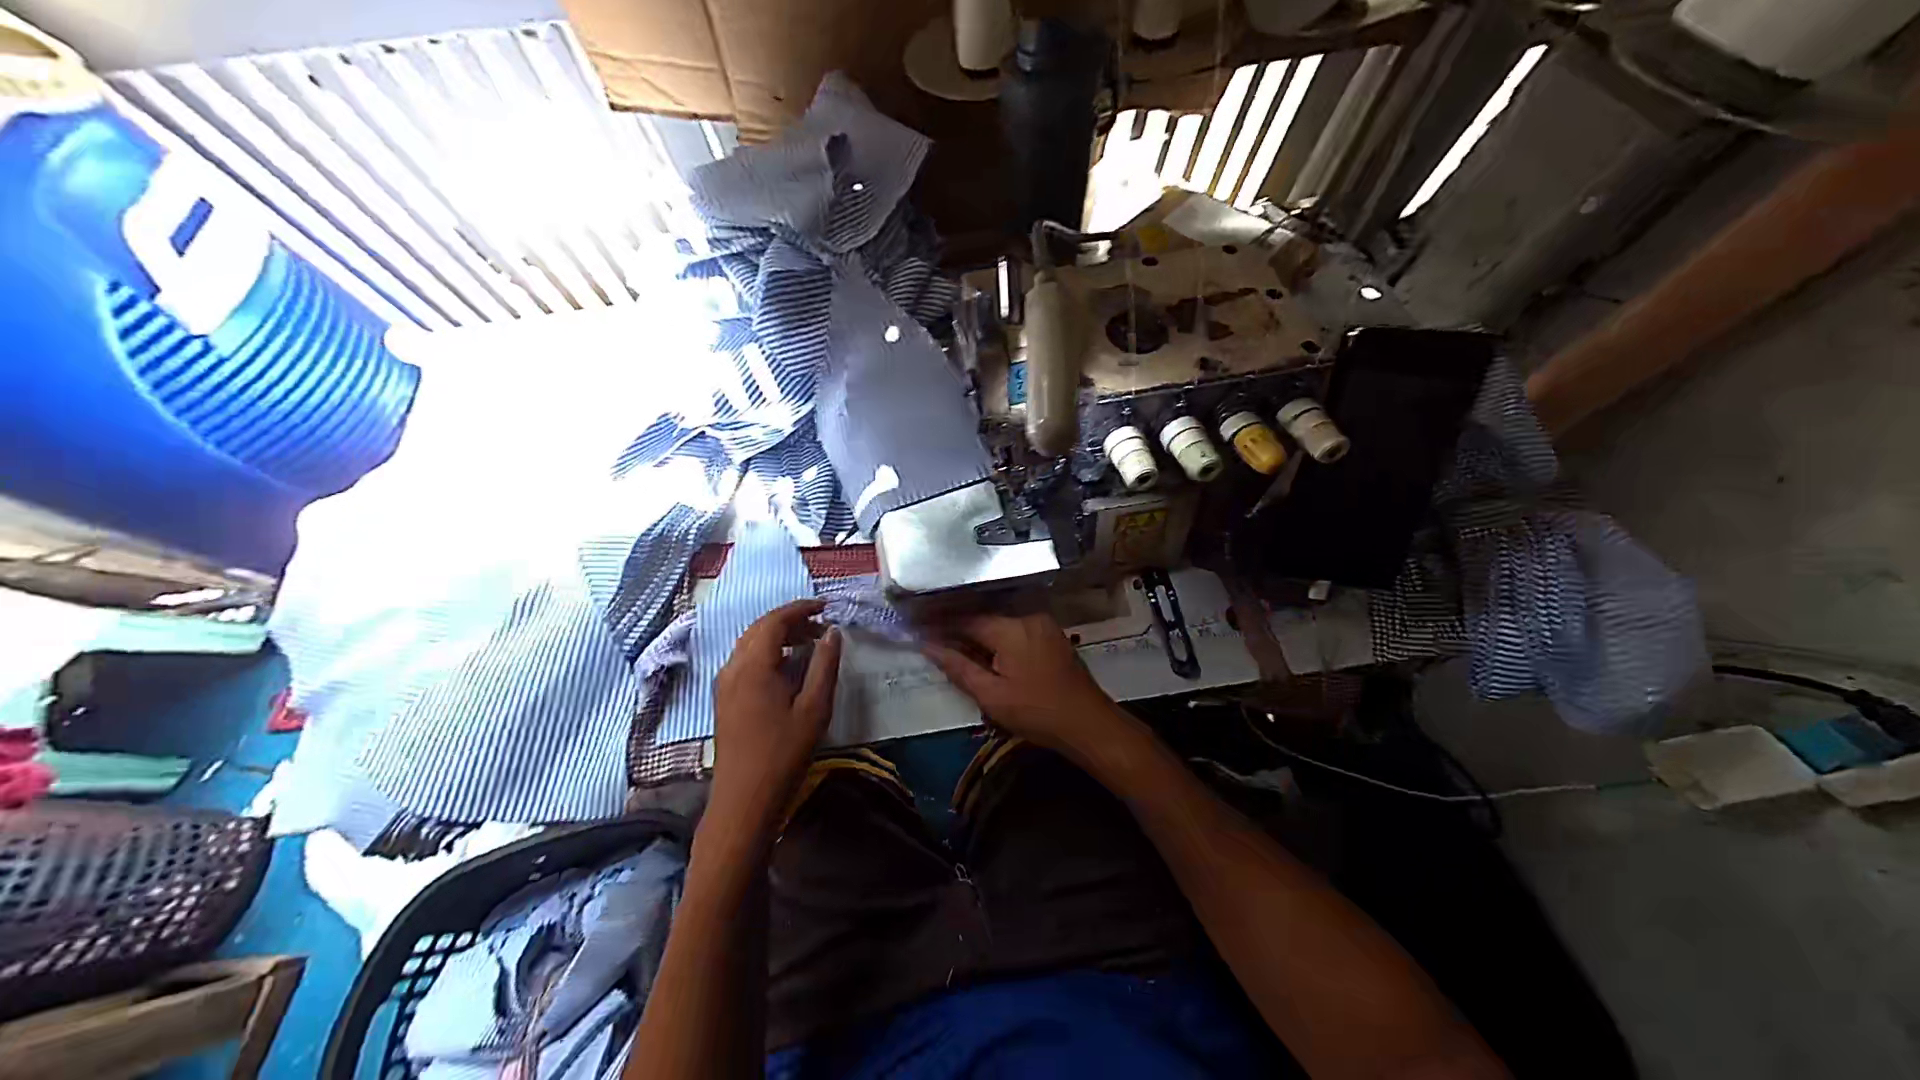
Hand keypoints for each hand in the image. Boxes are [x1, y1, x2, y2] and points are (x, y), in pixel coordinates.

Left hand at [709, 599, 842, 832]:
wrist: (743, 800)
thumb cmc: (783, 754)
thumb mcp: (814, 709)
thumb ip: (824, 666)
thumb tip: (833, 632)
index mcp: (753, 665)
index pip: (775, 621)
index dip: (801, 608)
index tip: (826, 606)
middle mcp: (733, 667)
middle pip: (759, 628)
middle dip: (790, 620)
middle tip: (821, 625)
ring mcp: (724, 684)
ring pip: (750, 644)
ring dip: (778, 636)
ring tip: (809, 643)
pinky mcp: (724, 699)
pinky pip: (745, 660)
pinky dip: (767, 652)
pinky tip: (788, 667)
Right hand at [923, 612, 1134, 762]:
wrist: (1088, 724)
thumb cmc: (1036, 712)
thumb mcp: (991, 695)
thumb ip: (958, 667)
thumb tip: (927, 646)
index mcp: (1010, 628)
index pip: (966, 619)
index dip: (940, 625)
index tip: (918, 629)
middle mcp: (1027, 617)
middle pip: (984, 620)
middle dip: (959, 630)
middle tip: (933, 642)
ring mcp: (1043, 625)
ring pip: (1001, 626)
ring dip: (979, 637)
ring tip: (956, 650)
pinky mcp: (1052, 636)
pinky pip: (1017, 632)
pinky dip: (999, 641)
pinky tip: (988, 657)